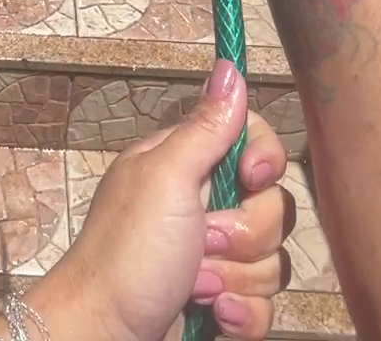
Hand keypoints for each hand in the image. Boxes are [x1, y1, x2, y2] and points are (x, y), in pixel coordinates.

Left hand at [24, 62, 297, 340]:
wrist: (107, 334)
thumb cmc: (128, 250)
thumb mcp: (166, 177)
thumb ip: (205, 128)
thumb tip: (229, 67)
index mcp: (187, 162)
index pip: (252, 138)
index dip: (262, 158)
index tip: (249, 177)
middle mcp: (204, 202)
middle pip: (272, 204)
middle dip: (244, 233)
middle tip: (201, 242)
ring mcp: (215, 252)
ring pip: (273, 257)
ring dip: (238, 278)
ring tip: (196, 284)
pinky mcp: (223, 297)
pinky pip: (265, 303)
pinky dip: (242, 315)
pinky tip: (214, 316)